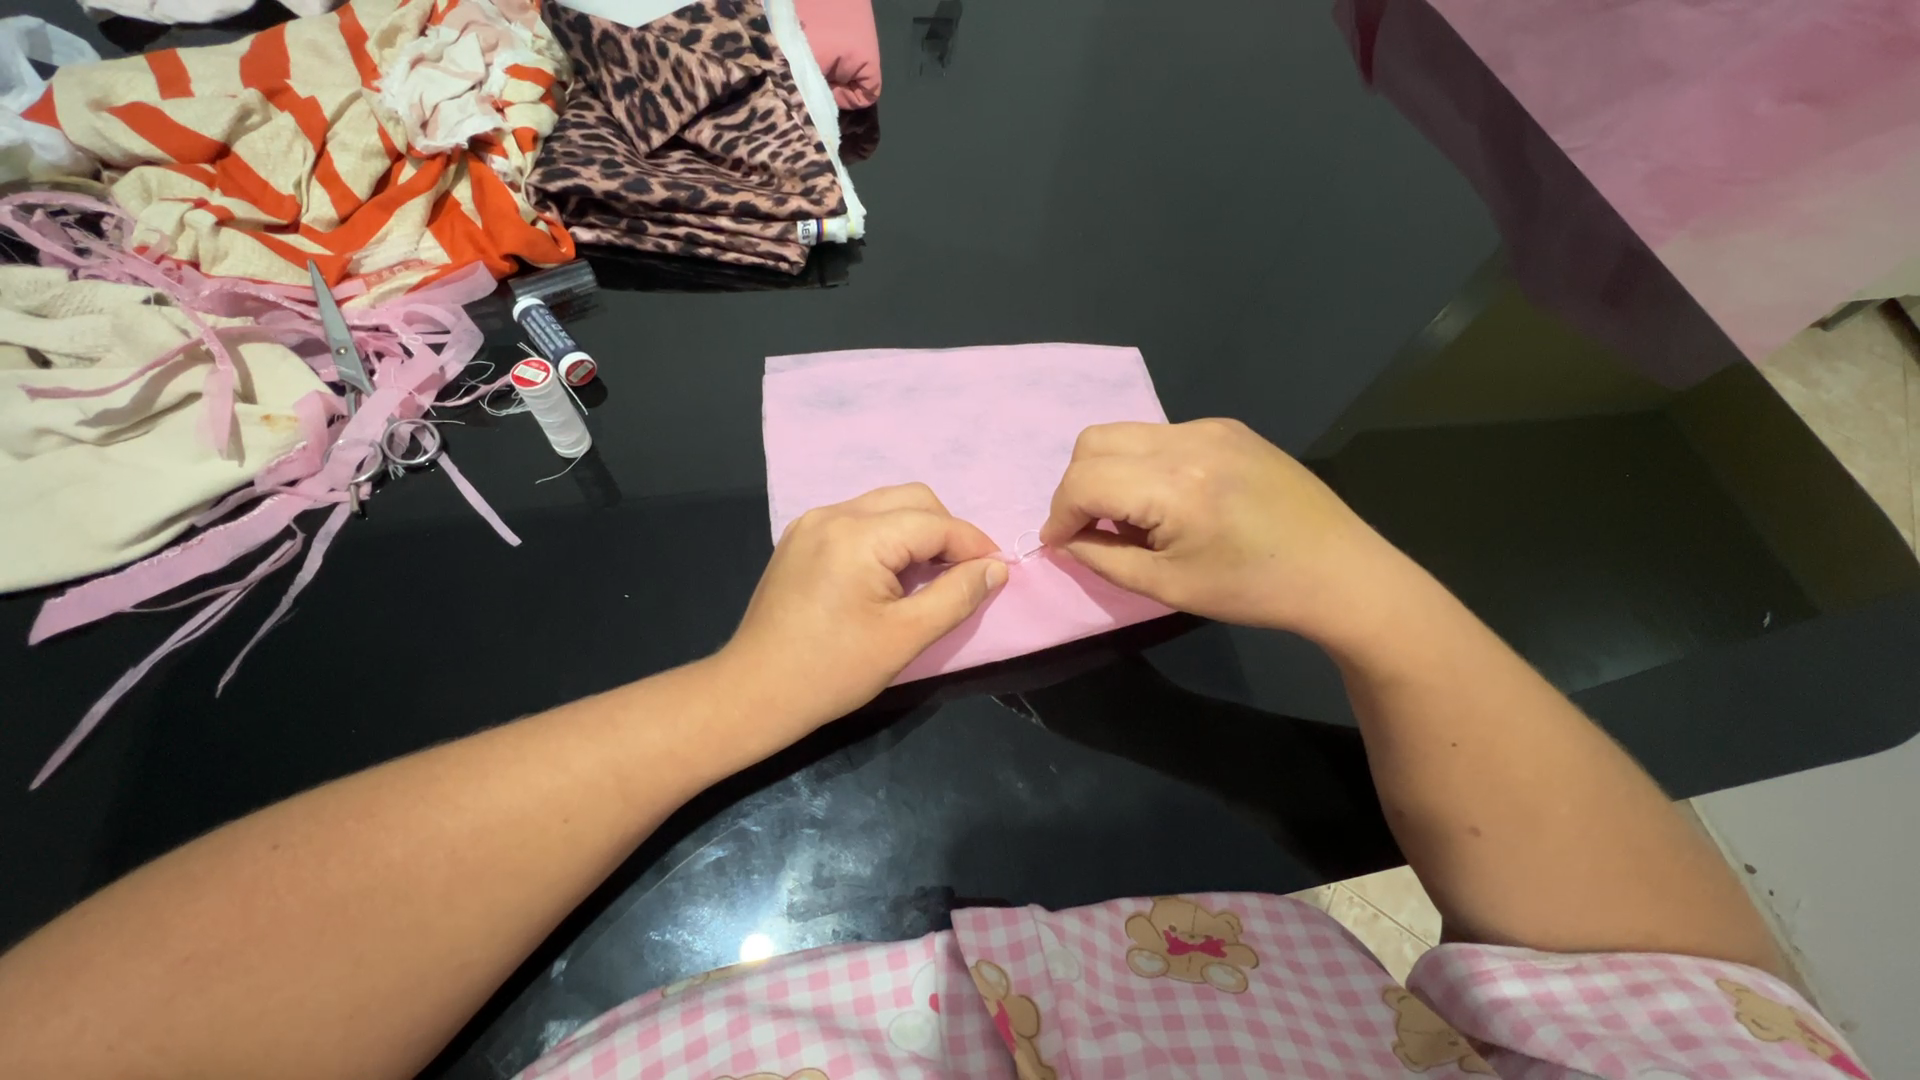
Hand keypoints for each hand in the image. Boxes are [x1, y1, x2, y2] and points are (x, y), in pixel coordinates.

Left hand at [719, 483, 1008, 733]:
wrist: (756, 692)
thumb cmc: (833, 670)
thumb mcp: (906, 637)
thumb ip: (957, 596)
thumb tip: (995, 568)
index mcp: (858, 535)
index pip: (934, 523)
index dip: (974, 544)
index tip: (998, 571)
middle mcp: (833, 515)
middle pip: (912, 500)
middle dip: (947, 531)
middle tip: (965, 573)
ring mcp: (812, 523)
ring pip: (885, 506)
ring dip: (918, 532)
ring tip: (932, 574)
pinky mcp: (800, 539)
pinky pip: (858, 520)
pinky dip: (887, 537)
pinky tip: (893, 573)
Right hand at [1038, 418, 1398, 640]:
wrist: (1339, 571)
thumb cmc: (1253, 589)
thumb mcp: (1168, 586)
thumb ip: (1103, 559)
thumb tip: (1065, 540)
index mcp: (1174, 485)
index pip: (1084, 481)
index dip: (1059, 514)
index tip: (1059, 544)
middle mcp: (1188, 440)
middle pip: (1094, 441)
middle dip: (1076, 486)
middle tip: (1089, 528)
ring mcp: (1211, 427)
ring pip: (1124, 433)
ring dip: (1108, 472)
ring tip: (1132, 518)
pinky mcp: (1229, 427)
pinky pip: (1160, 435)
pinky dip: (1142, 464)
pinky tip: (1169, 501)